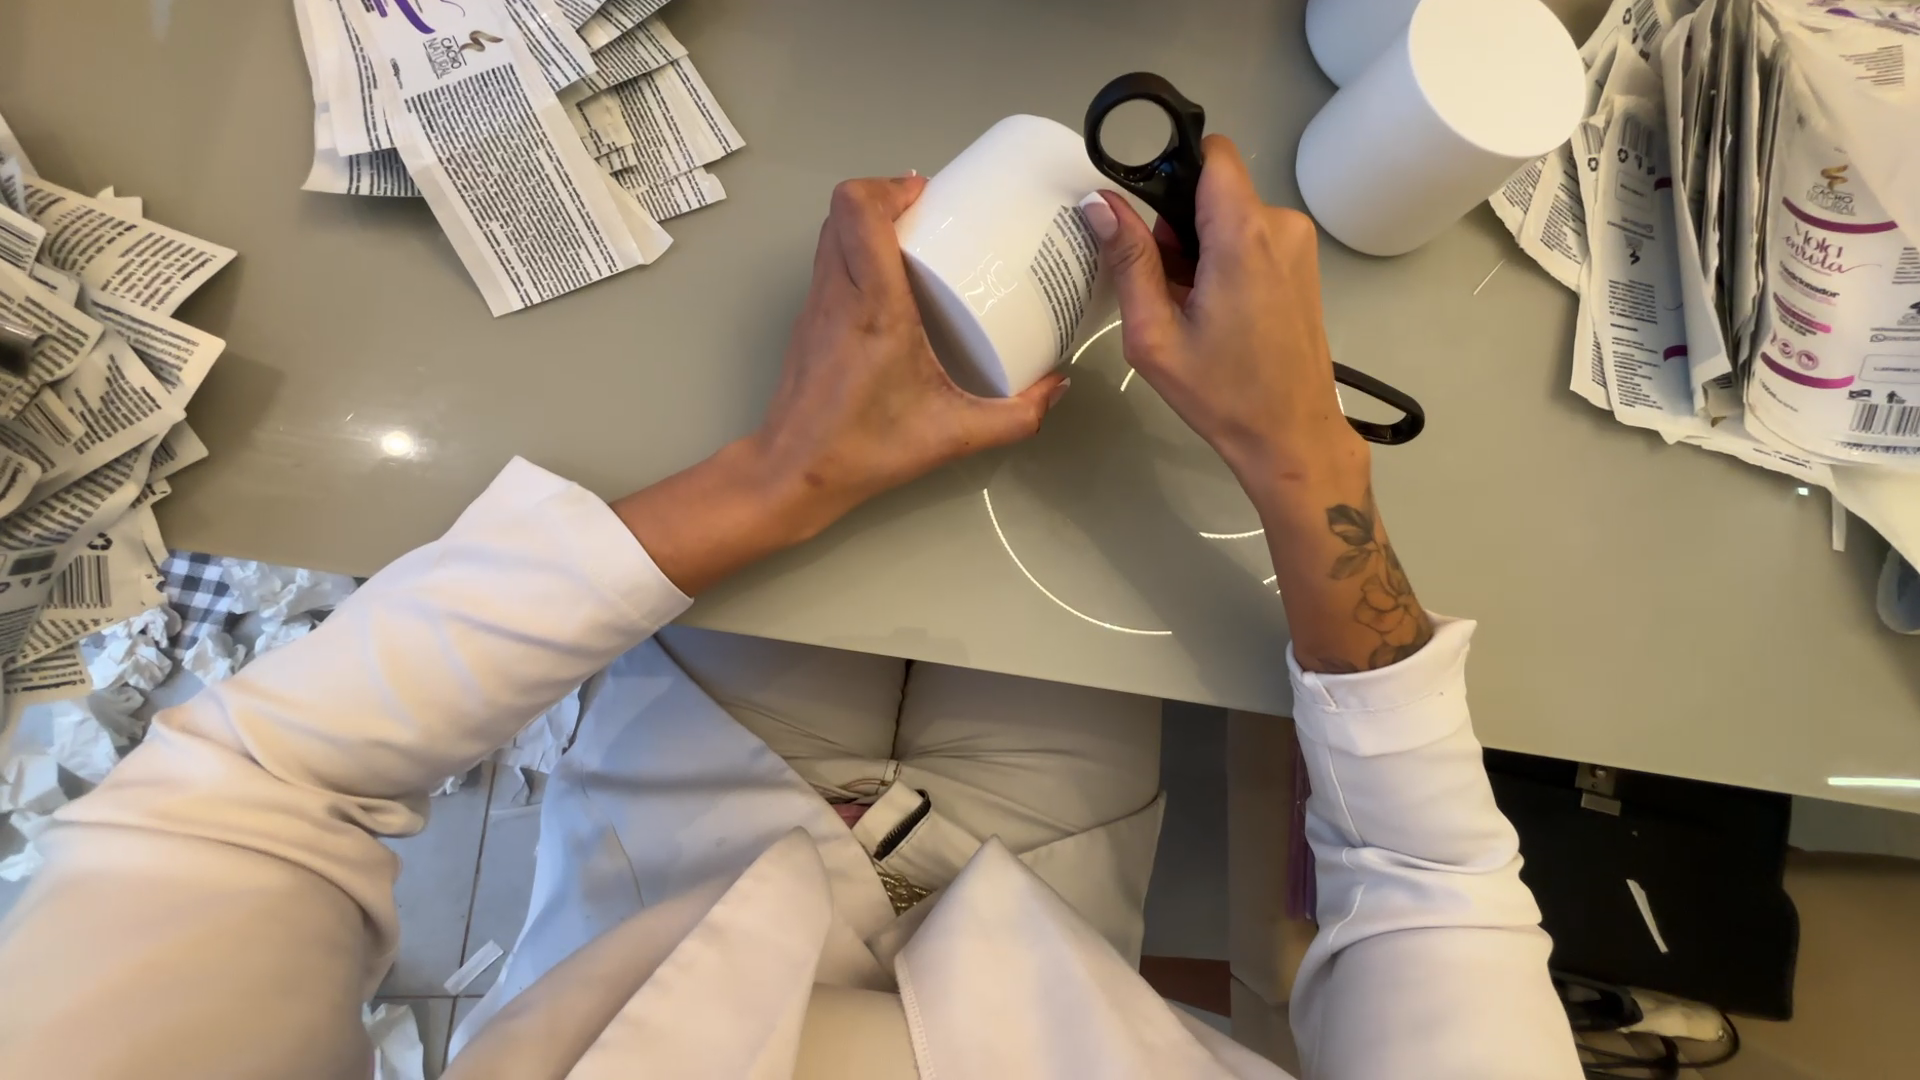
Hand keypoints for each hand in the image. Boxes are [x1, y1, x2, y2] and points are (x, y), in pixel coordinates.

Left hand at [749, 175, 1066, 534]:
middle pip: (843, 210)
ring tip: (916, 248)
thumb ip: (1015, 415)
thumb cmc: (868, 450)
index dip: (891, 187)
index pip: (860, 210)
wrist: (795, 474)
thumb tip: (1055, 386)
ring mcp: (814, 307)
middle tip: (932, 220)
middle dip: (886, 199)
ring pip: (831, 234)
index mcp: (873, 307)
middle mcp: (837, 294)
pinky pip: (828, 264)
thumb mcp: (954, 435)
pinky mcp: (806, 324)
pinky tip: (892, 291)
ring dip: (869, 225)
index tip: (930, 199)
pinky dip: (856, 256)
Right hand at [1079, 135, 1364, 489]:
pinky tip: (1216, 314)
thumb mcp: (1155, 335)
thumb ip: (1128, 262)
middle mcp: (1280, 224)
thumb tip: (1098, 203)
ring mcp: (1298, 245)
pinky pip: (1251, 240)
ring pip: (1231, 218)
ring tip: (1191, 311)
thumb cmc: (1219, 393)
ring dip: (1199, 251)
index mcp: (1243, 234)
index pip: (1211, 152)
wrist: (1289, 434)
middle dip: (1178, 228)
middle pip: (1214, 191)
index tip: (1146, 217)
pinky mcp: (1302, 266)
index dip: (1171, 170)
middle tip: (1164, 290)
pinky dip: (1224, 263)